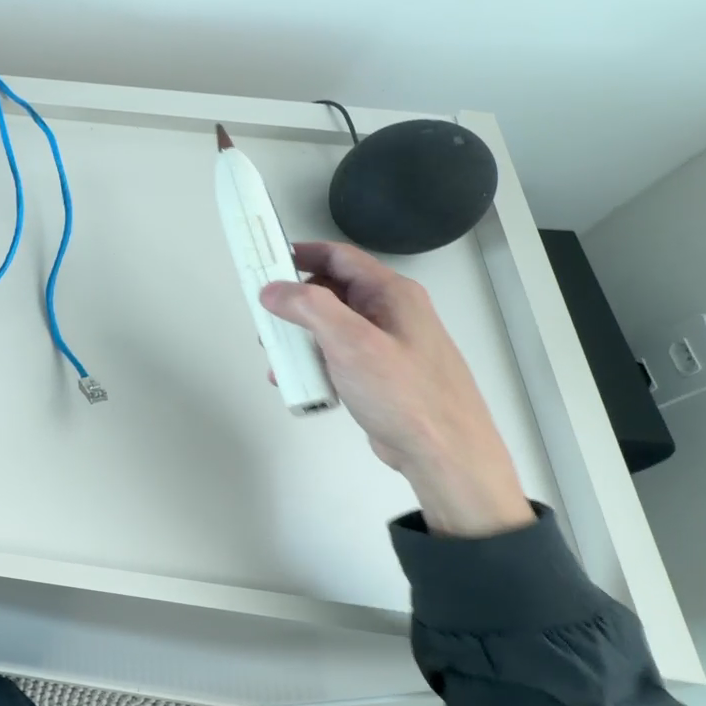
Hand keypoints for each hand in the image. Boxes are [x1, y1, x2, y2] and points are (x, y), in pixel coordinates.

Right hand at [260, 242, 534, 536]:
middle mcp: (389, 312)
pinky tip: (297, 381)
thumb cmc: (403, 393)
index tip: (262, 260)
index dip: (299, 253)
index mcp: (390, 295)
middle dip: (292, 303)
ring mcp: (384, 343)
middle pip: (329, 291)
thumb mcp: (351, 343)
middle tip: (265, 322)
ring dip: (297, 337)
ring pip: (328, 325)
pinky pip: (334, 355)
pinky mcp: (376, 372)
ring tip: (278, 360)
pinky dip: (310, 362)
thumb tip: (271, 289)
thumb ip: (309, 308)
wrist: (442, 451)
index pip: (339, 257)